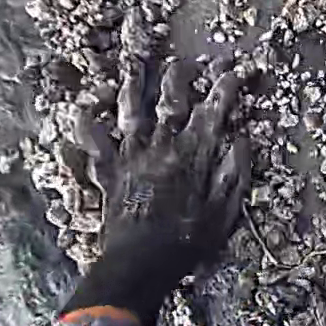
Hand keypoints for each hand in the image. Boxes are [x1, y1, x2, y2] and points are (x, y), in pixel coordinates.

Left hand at [59, 34, 251, 323]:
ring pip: (131, 109)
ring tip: (133, 61)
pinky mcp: (108, 170)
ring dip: (133, 82)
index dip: (227, 86)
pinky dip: (86, 122)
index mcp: (192, 153)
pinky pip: (92, 140)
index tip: (237, 70)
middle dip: (180, 75)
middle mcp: (160, 145)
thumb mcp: (224, 213)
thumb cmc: (187, 242)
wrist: (138, 265)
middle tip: (185, 61)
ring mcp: (130, 154)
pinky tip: (83, 106)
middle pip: (170, 99)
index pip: (214, 109)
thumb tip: (243, 137)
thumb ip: (234, 172)